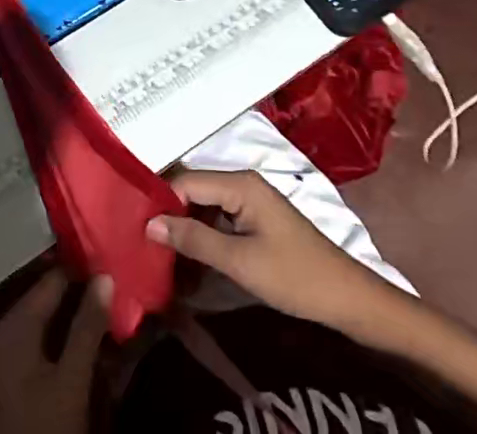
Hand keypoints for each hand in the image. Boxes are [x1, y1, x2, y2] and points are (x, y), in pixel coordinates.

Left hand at [0, 269, 112, 433]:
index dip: (87, 263)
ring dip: (86, 313)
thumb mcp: (71, 379)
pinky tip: (105, 337)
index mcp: (16, 324)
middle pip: (55, 295)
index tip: (119, 252)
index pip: (55, 275)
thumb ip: (88, 325)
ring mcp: (14, 354)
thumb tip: (106, 275)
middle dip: (90, 288)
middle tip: (127, 276)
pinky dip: (76, 335)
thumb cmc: (40, 428)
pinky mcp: (21, 375)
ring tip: (124, 302)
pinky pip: (51, 340)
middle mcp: (10, 330)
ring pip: (56, 318)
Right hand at [145, 168, 404, 337]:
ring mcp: (250, 201)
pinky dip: (202, 237)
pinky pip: (218, 219)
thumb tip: (150, 223)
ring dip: (184, 229)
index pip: (186, 181)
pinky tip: (186, 260)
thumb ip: (194, 240)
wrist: (343, 295)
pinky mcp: (255, 219)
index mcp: (241, 184)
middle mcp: (243, 183)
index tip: (133, 227)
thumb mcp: (239, 261)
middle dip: (169, 215)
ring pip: (204, 206)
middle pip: (194, 190)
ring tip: (157, 255)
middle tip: (140, 243)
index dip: (159, 201)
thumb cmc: (293, 276)